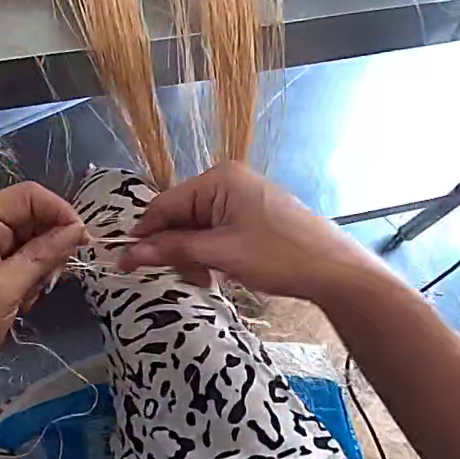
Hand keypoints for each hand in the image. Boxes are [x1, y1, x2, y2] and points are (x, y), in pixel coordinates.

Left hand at [0, 183, 83, 411]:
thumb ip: (44, 254)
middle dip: (50, 245)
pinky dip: (30, 283)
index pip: (28, 196)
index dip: (60, 212)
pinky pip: (21, 267)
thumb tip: (79, 229)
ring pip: (30, 245)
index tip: (85, 241)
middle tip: (56, 278)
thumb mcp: (6, 288)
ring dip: (41, 269)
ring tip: (30, 297)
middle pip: (30, 219)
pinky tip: (22, 305)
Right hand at [118, 162, 386, 302]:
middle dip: (176, 248)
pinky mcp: (255, 216)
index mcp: (219, 179)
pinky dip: (212, 254)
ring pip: (200, 227)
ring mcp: (244, 198)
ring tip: (205, 279)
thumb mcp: (220, 253)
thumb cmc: (278, 256)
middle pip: (182, 215)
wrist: (334, 270)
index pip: (166, 204)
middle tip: (180, 278)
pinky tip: (218, 273)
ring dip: (194, 255)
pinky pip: (219, 232)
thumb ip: (172, 249)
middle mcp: (229, 181)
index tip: (125, 262)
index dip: (145, 234)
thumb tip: (126, 253)